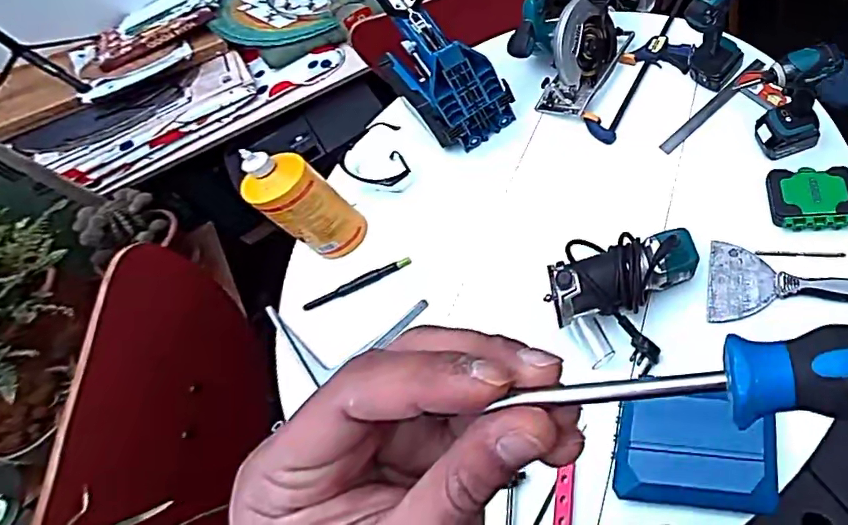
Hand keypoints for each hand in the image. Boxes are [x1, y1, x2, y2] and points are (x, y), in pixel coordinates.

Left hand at [231, 327, 584, 524]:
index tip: (495, 383)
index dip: (434, 374)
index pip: (361, 385)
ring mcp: (380, 435)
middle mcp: (336, 433)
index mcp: (288, 464)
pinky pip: (472, 411)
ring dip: (514, 388)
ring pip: (453, 376)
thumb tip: (523, 424)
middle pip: (412, 362)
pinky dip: (514, 415)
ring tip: (558, 408)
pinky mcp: (420, 444)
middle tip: (540, 379)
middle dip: (487, 366)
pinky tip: (546, 425)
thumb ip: (459, 486)